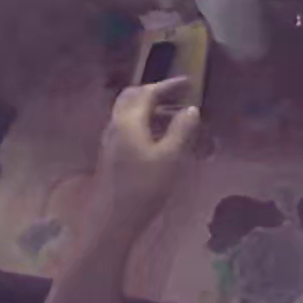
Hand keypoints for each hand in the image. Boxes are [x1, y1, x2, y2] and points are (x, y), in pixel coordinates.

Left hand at [91, 77, 199, 233]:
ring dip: (151, 109)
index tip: (189, 84)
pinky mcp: (111, 154)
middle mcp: (116, 124)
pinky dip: (145, 122)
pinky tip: (159, 137)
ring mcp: (110, 139)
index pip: (148, 93)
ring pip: (129, 113)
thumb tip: (191, 109)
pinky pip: (128, 127)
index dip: (168, 86)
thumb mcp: (171, 158)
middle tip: (178, 95)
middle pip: (133, 97)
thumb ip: (182, 130)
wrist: (114, 219)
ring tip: (175, 116)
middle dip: (155, 92)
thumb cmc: (145, 187)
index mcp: (129, 121)